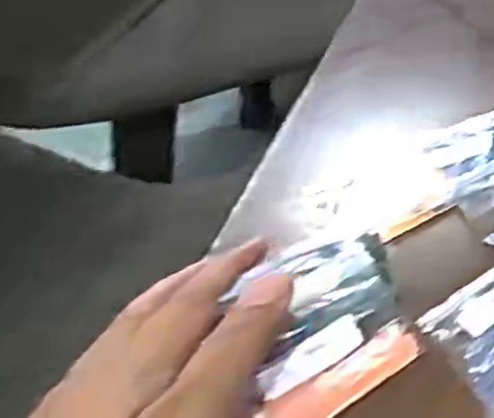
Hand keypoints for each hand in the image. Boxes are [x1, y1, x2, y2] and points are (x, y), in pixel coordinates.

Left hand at [32, 240, 291, 417]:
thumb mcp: (198, 408)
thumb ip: (236, 346)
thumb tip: (276, 279)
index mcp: (133, 367)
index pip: (189, 301)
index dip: (232, 270)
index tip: (269, 244)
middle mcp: (92, 384)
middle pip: (142, 321)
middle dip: (190, 285)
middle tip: (232, 260)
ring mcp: (66, 417)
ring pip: (116, 350)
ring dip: (161, 317)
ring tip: (194, 300)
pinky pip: (102, 380)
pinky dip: (136, 355)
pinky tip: (141, 369)